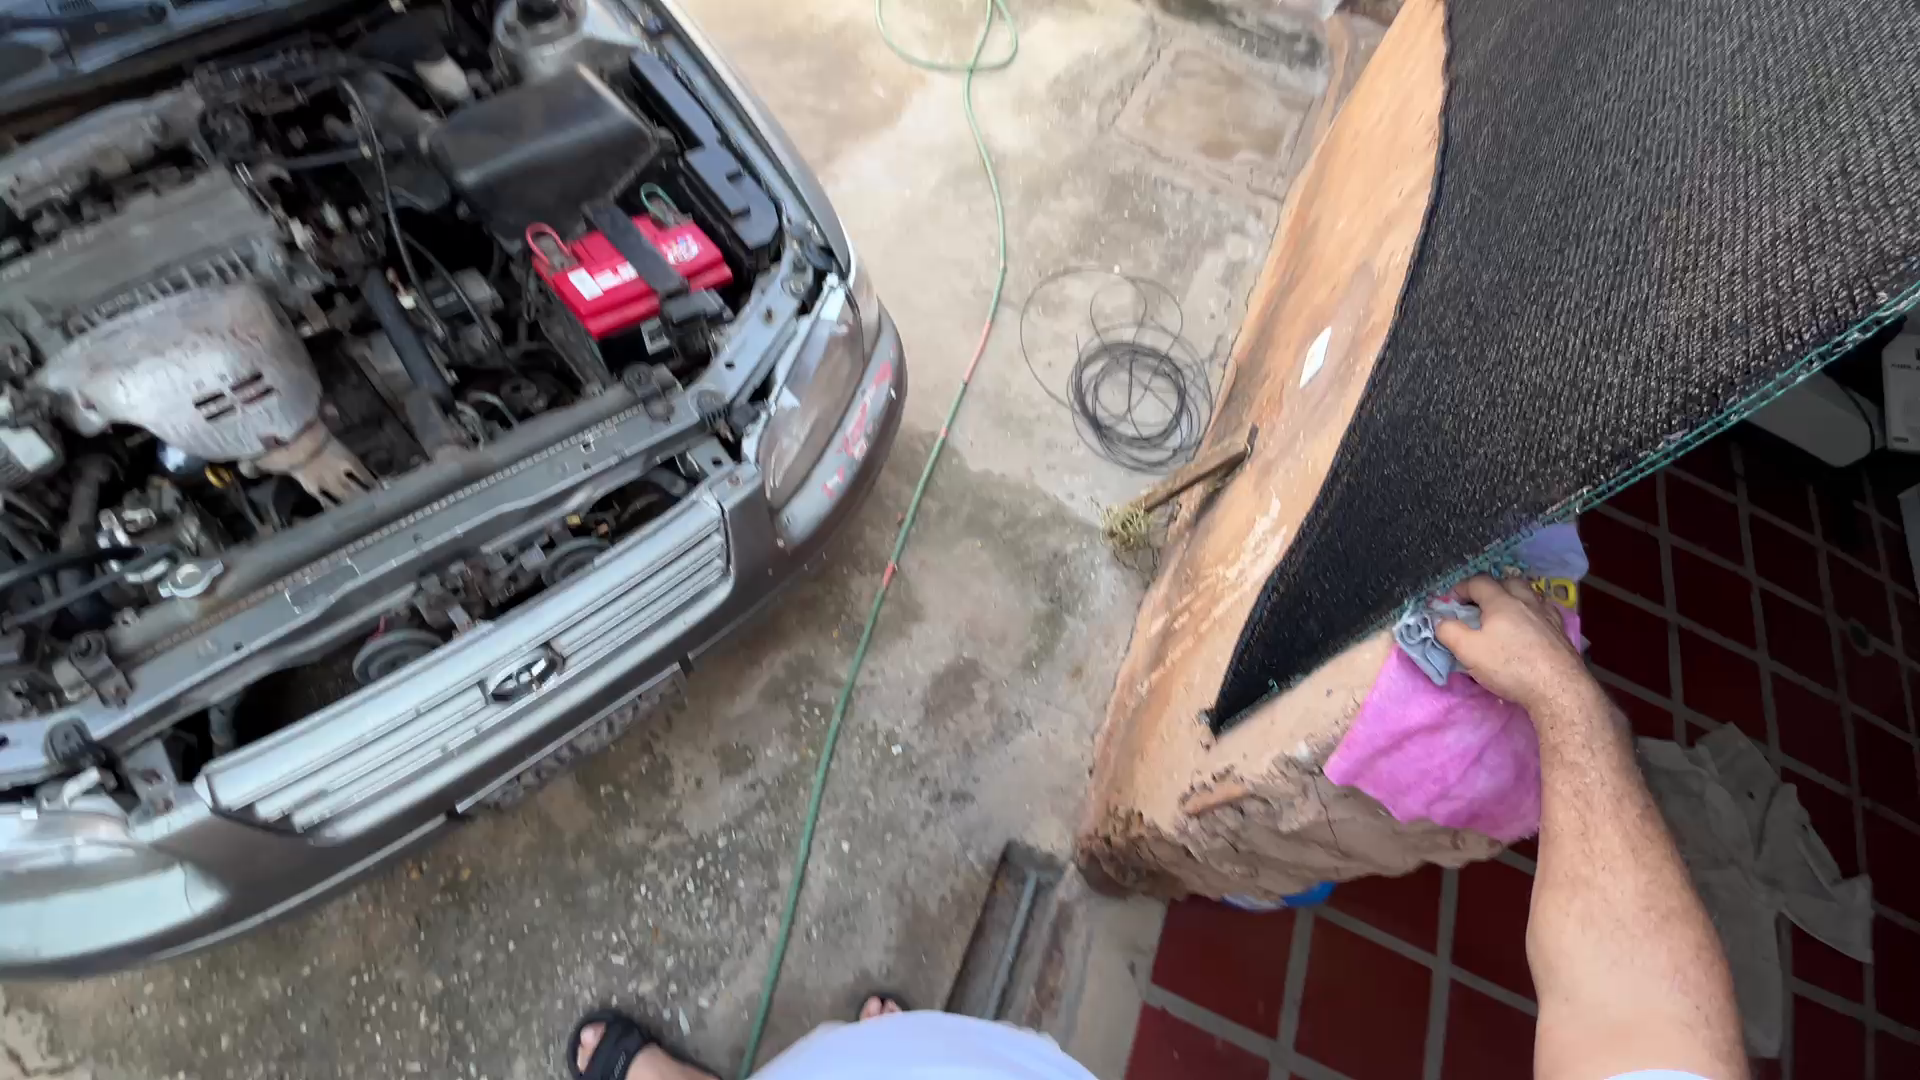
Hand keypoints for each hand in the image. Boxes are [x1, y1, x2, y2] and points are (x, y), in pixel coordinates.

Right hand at [1433, 574, 1590, 714]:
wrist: (1559, 690)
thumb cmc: (1509, 666)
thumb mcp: (1466, 650)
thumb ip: (1448, 630)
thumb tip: (1441, 620)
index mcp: (1502, 603)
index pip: (1479, 582)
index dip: (1460, 588)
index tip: (1450, 603)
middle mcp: (1528, 604)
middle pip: (1509, 582)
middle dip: (1491, 588)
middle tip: (1479, 605)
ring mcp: (1549, 618)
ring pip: (1531, 595)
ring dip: (1515, 598)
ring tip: (1504, 614)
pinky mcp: (1561, 634)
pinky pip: (1546, 613)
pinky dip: (1533, 613)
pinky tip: (1529, 628)